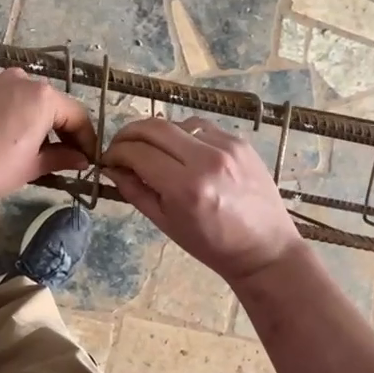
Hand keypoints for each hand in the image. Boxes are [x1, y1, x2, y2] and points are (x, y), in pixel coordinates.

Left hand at [0, 68, 97, 199]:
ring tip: (28, 148)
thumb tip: (80, 159)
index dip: (86, 140)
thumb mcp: (30, 167)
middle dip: (60, 130)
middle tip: (61, 157)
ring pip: (25, 99)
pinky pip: (2, 97)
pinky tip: (0, 136)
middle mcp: (22, 79)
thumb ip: (60, 158)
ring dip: (33, 120)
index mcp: (43, 97)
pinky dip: (10, 113)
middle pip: (52, 104)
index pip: (77, 116)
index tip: (87, 161)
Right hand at [103, 116, 300, 283]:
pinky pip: (200, 127)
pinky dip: (183, 135)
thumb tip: (111, 168)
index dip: (116, 152)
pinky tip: (182, 152)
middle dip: (129, 134)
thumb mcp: (165, 223)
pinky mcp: (240, 142)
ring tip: (152, 152)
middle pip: (153, 127)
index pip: (137, 153)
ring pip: (175, 123)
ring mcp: (226, 147)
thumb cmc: (212, 245)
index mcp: (185, 187)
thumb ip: (135, 191)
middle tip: (120, 147)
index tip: (108, 159)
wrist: (265, 249)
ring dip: (156, 134)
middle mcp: (206, 160)